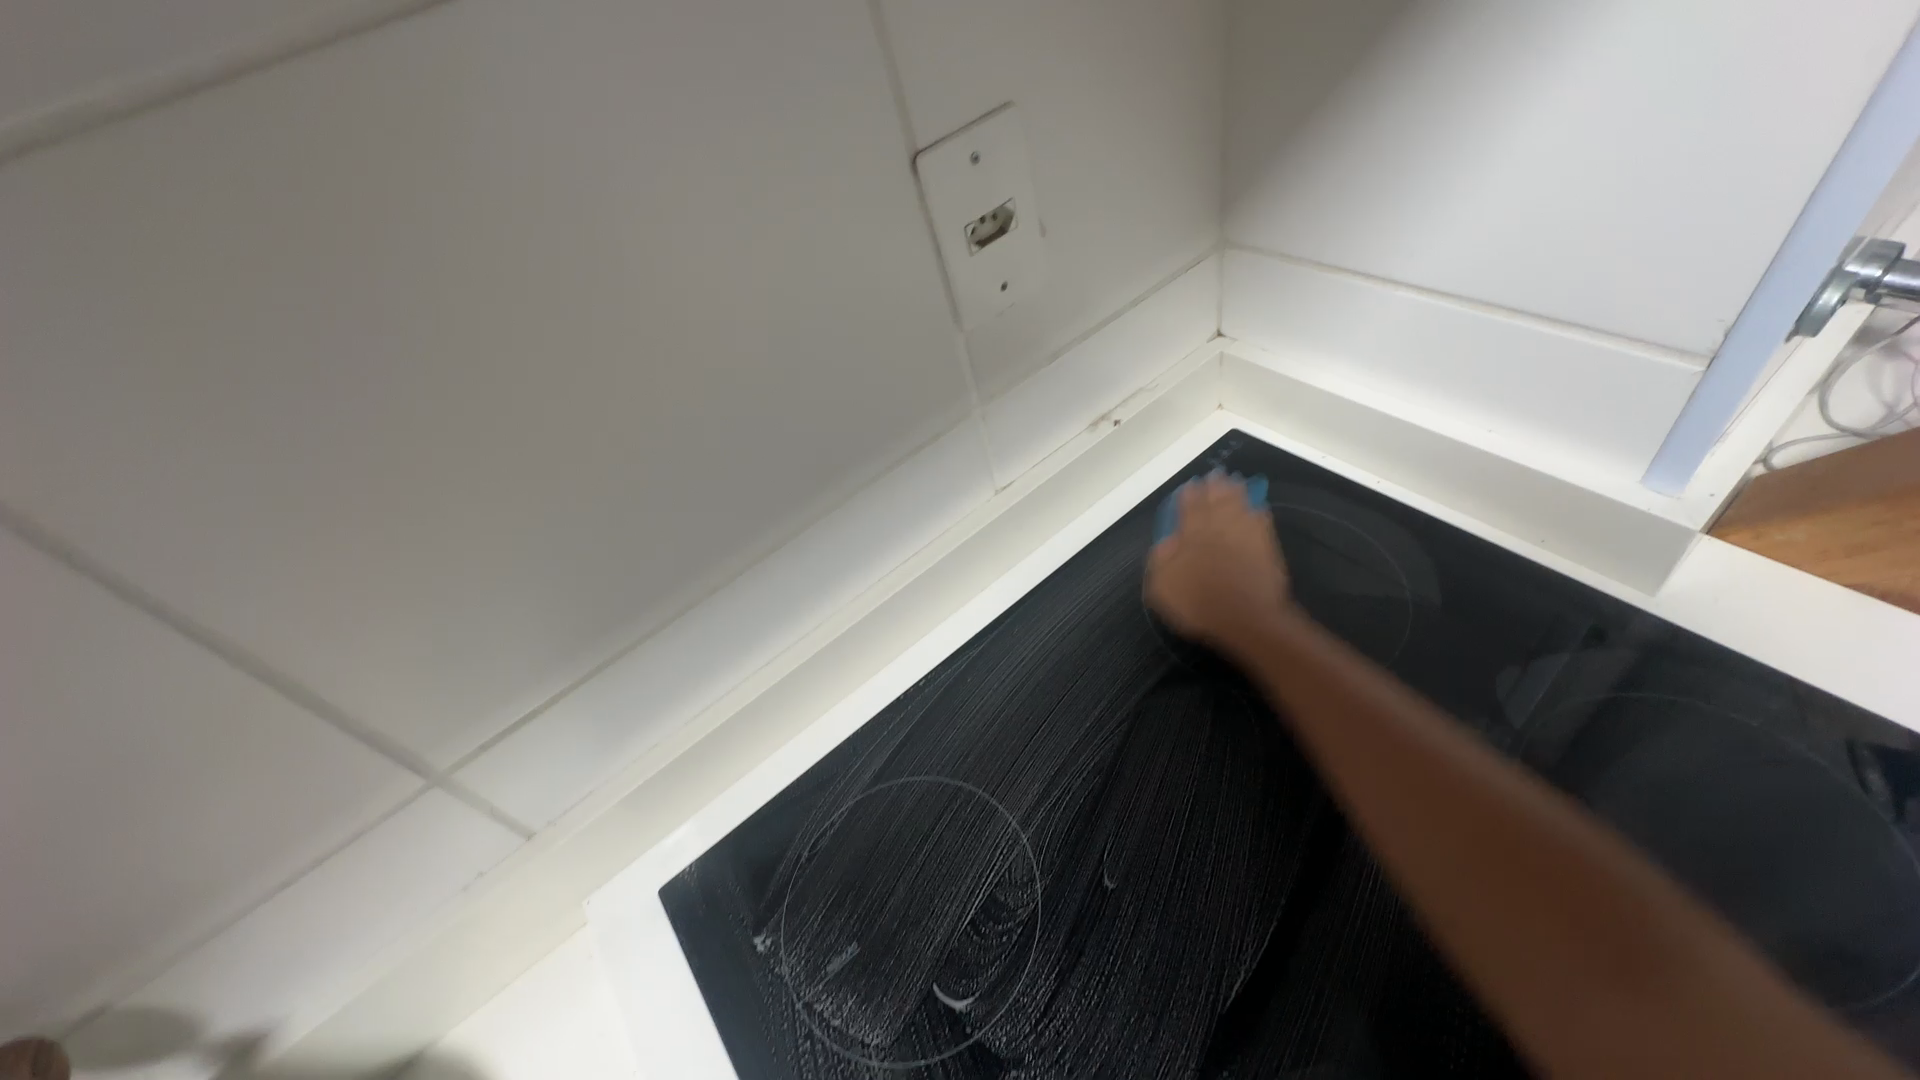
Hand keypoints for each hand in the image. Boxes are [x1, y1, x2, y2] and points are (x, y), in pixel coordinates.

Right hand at [1145, 472, 1292, 651]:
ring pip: (1240, 506)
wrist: (1246, 619)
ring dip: (1236, 493)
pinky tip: (1257, 508)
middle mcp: (1219, 529)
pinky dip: (1258, 512)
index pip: (1189, 507)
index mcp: (1192, 535)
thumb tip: (1166, 543)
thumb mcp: (1163, 588)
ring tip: (1233, 483)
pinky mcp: (1266, 548)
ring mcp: (1245, 536)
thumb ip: (1160, 561)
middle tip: (1214, 476)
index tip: (1190, 486)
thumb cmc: (1199, 605)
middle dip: (1214, 487)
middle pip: (1216, 501)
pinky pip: (1262, 522)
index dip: (1189, 495)